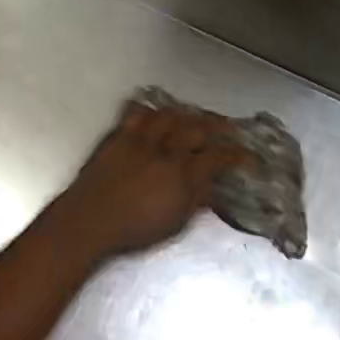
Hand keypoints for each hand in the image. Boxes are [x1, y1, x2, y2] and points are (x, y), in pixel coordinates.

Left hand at [43, 101, 245, 259]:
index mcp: (182, 174)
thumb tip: (212, 189)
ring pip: (170, 115)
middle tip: (229, 126)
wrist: (91, 219)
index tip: (249, 156)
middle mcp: (164, 150)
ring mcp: (141, 139)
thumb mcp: (174, 223)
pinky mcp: (120, 134)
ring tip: (197, 115)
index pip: (218, 158)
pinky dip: (151, 109)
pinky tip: (157, 110)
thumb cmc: (133, 230)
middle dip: (217, 124)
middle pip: (197, 127)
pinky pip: (138, 113)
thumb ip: (195, 201)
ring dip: (187, 113)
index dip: (237, 155)